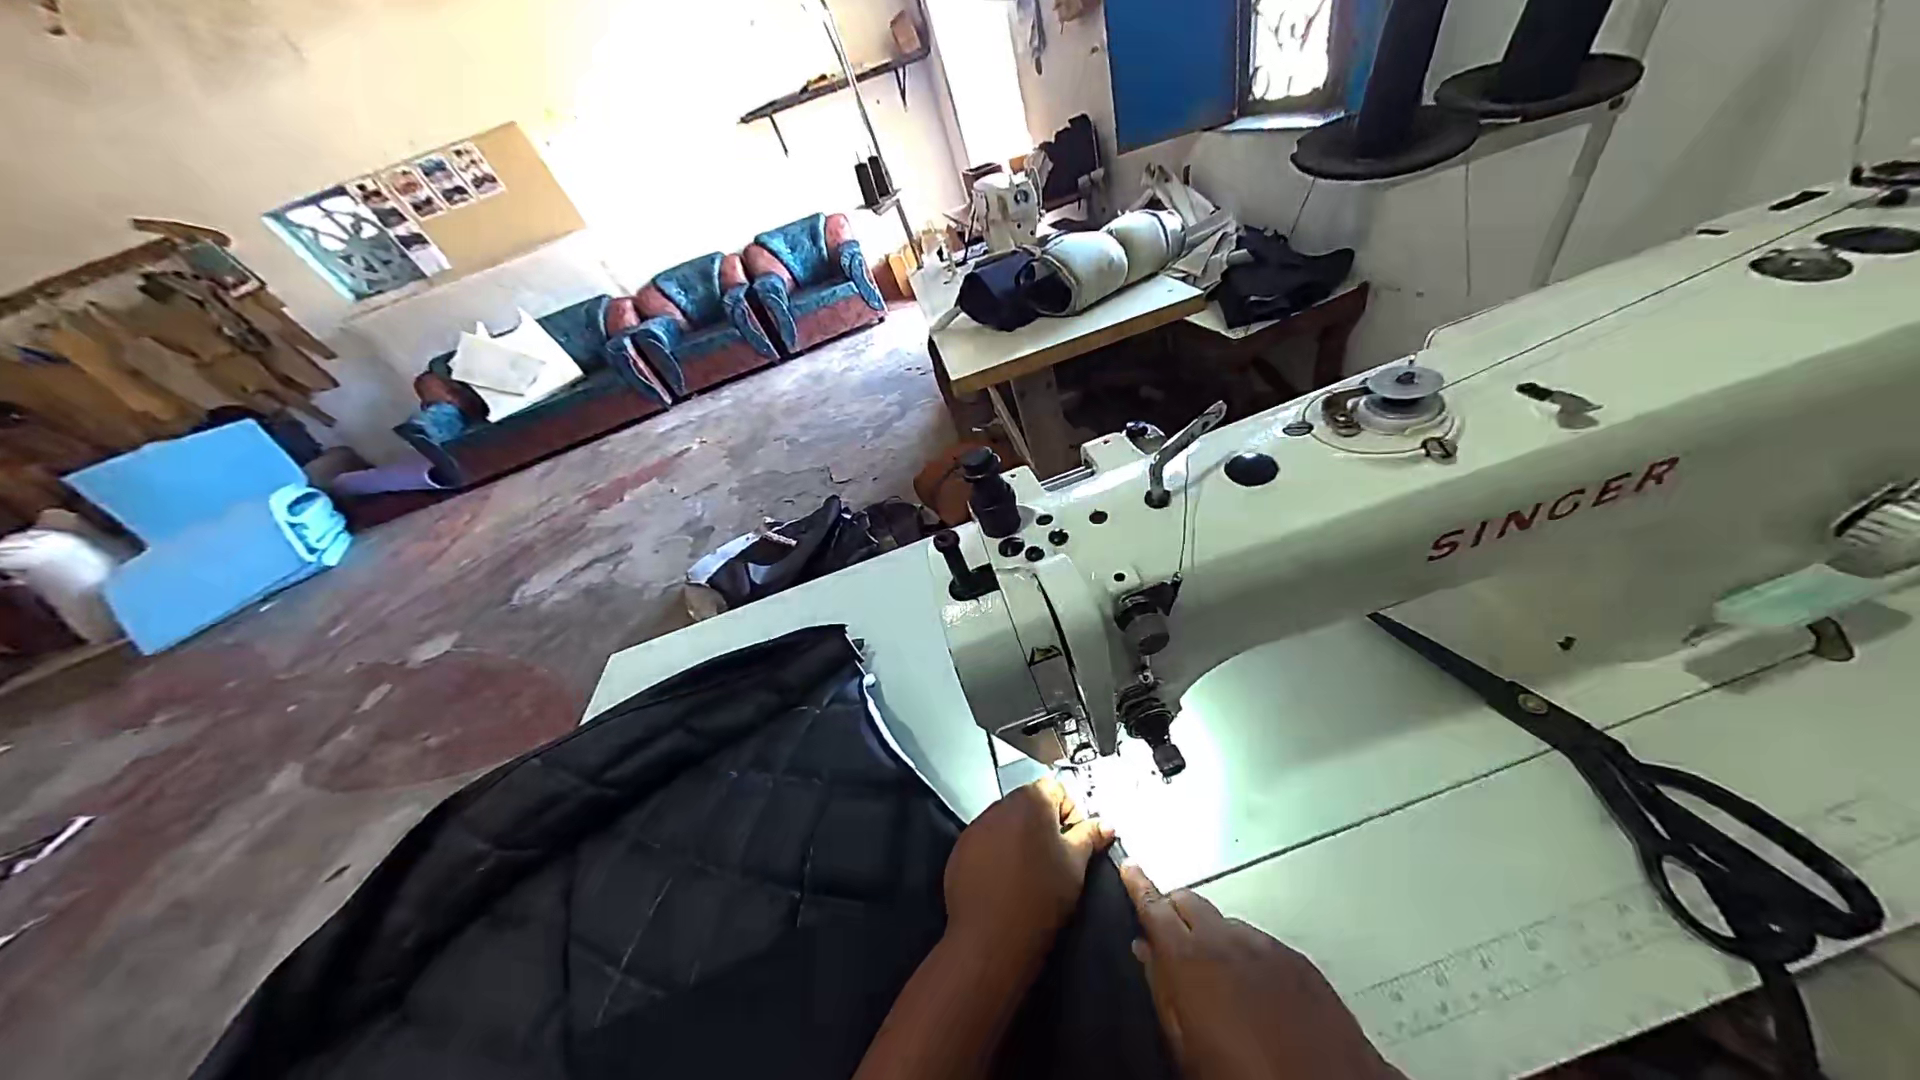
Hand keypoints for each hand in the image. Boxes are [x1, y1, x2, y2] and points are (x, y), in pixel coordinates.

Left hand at [943, 776, 1114, 958]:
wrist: (992, 938)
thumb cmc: (1041, 897)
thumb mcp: (1076, 865)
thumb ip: (1089, 837)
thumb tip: (1104, 824)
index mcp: (1030, 800)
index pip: (1056, 788)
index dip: (1071, 812)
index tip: (1075, 840)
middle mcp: (1000, 806)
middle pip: (1030, 804)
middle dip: (1045, 825)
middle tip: (1056, 858)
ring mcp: (977, 827)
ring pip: (1007, 823)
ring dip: (1020, 838)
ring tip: (1031, 873)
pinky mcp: (961, 848)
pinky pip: (986, 842)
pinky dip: (998, 853)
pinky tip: (1007, 881)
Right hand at [1121, 863, 1405, 1079]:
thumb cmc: (1248, 1078)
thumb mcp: (1186, 1047)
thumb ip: (1161, 992)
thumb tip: (1147, 955)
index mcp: (1189, 959)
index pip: (1153, 905)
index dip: (1137, 884)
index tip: (1130, 868)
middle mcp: (1225, 940)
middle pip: (1188, 901)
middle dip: (1172, 909)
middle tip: (1165, 928)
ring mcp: (1265, 946)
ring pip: (1224, 921)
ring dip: (1211, 933)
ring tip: (1213, 970)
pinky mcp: (1298, 961)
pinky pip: (1259, 941)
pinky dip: (1245, 951)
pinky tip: (1251, 985)